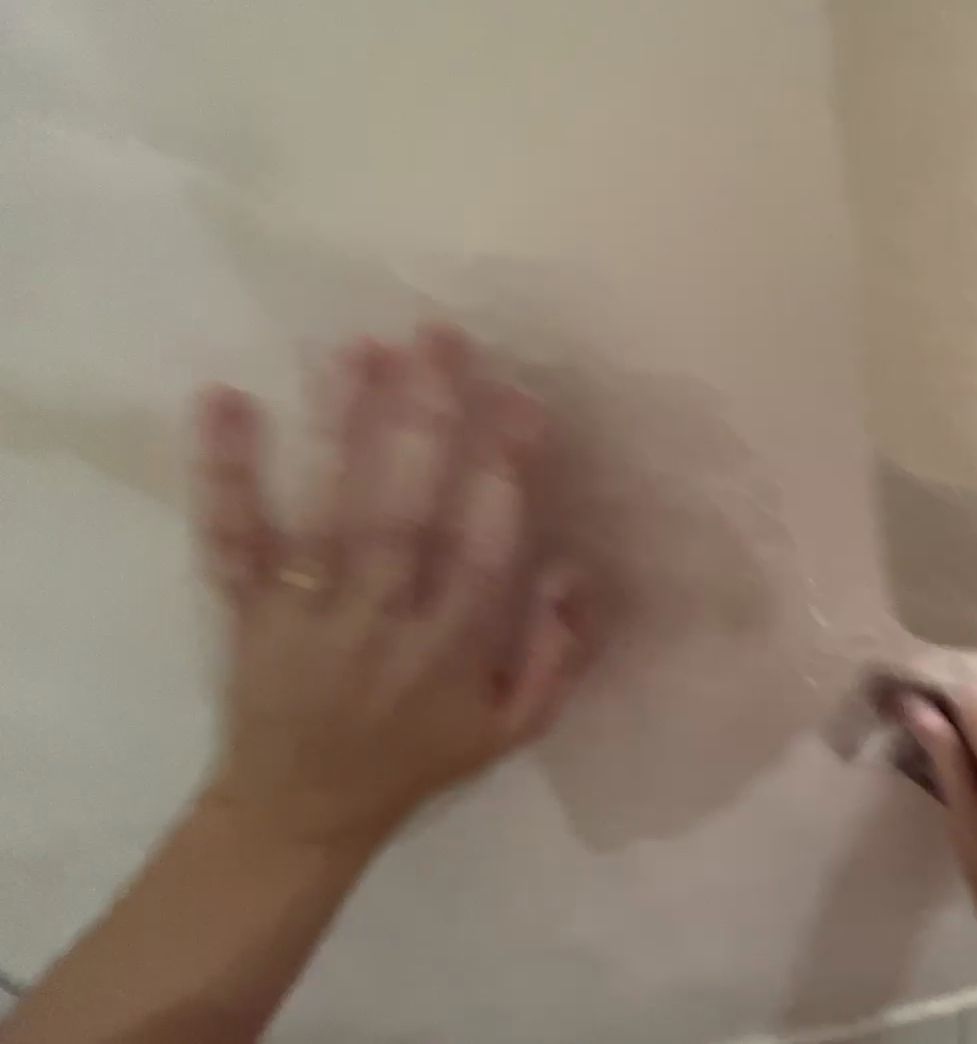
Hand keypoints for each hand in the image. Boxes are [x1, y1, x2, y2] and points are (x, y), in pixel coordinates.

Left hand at [190, 324, 587, 850]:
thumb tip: (573, 569)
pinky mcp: (242, 611)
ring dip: (343, 426)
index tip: (523, 403)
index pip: (485, 548)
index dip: (505, 474)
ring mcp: (303, 613)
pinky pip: (230, 538)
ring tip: (363, 347)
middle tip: (440, 340)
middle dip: (425, 422)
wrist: (294, 814)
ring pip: (326, 512)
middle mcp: (379, 621)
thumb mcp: (518, 727)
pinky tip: (228, 399)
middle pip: (403, 512)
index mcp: (452, 649)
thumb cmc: (424, 759)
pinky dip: (224, 471)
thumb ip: (559, 654)